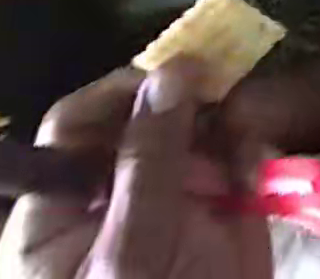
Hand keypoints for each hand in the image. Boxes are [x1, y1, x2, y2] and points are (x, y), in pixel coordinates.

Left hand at [0, 60, 272, 278]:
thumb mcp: (136, 253)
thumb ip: (152, 158)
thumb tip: (173, 67)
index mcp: (63, 209)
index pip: (76, 123)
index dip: (120, 90)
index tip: (176, 69)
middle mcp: (118, 186)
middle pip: (147, 109)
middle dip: (190, 98)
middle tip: (226, 88)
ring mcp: (175, 186)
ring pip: (201, 119)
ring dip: (228, 125)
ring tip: (243, 157)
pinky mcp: (224, 192)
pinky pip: (240, 144)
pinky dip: (253, 151)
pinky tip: (256, 179)